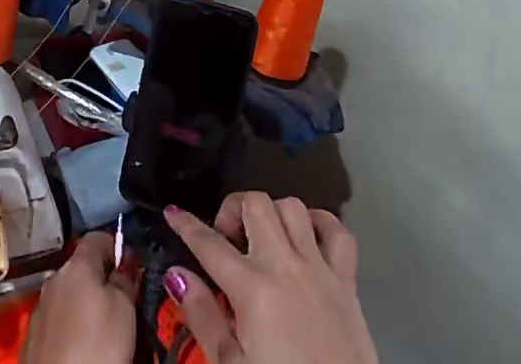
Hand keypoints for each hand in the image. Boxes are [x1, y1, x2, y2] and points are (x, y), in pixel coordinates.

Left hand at [21, 232, 139, 363]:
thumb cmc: (98, 344)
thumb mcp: (124, 311)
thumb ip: (124, 282)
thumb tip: (124, 259)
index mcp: (76, 265)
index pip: (95, 238)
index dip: (113, 244)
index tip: (130, 260)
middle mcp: (54, 277)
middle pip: (81, 266)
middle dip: (101, 277)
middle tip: (124, 298)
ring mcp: (42, 303)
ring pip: (69, 291)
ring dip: (86, 299)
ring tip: (107, 323)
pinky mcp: (36, 331)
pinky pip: (60, 314)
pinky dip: (74, 319)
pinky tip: (84, 339)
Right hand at [163, 193, 377, 363]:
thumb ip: (202, 315)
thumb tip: (178, 274)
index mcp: (252, 287)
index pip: (207, 242)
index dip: (184, 223)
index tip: (172, 213)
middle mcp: (284, 266)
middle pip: (254, 204)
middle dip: (232, 209)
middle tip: (226, 238)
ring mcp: (320, 272)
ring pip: (292, 208)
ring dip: (272, 214)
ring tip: (262, 238)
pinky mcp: (348, 285)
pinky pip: (339, 234)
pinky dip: (321, 224)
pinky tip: (306, 237)